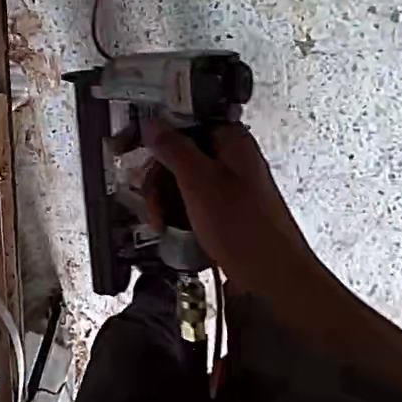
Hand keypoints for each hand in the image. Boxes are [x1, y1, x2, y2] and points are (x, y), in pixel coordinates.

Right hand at [143, 120, 332, 297]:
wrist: (273, 278)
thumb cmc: (244, 229)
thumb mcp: (200, 183)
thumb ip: (174, 149)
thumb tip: (153, 125)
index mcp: (231, 141)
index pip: (183, 124)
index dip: (154, 137)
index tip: (127, 149)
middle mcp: (232, 158)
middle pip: (179, 155)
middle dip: (158, 179)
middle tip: (151, 203)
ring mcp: (230, 185)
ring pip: (182, 180)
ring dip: (165, 200)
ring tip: (162, 223)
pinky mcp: (227, 210)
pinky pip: (193, 201)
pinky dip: (179, 213)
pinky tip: (174, 229)